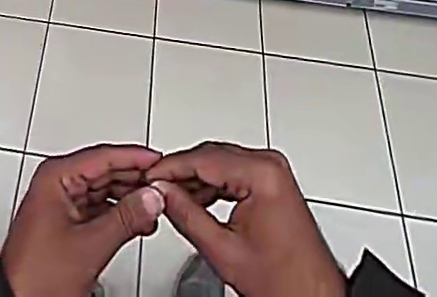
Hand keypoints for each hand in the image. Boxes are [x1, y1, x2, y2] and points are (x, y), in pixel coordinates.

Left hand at [0, 143, 163, 296]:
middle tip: (161, 185)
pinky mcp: (65, 221)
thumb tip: (151, 197)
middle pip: (104, 171)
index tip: (157, 160)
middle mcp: (57, 184)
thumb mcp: (88, 246)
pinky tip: (137, 220)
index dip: (133, 157)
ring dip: (129, 198)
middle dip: (134, 179)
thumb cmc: (34, 278)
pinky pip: (98, 207)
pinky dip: (118, 213)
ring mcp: (61, 202)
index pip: (103, 157)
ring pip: (103, 189)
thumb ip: (124, 218)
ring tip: (154, 205)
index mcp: (56, 177)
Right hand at [147, 142, 344, 296]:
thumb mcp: (225, 252)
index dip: (172, 167)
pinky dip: (212, 184)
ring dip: (194, 178)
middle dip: (181, 171)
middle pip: (211, 155)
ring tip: (170, 196)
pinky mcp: (270, 179)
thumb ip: (188, 216)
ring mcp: (271, 170)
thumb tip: (163, 192)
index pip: (204, 159)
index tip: (150, 176)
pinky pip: (232, 171)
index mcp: (262, 174)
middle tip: (155, 186)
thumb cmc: (286, 281)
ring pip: (220, 162)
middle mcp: (269, 164)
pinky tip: (194, 199)